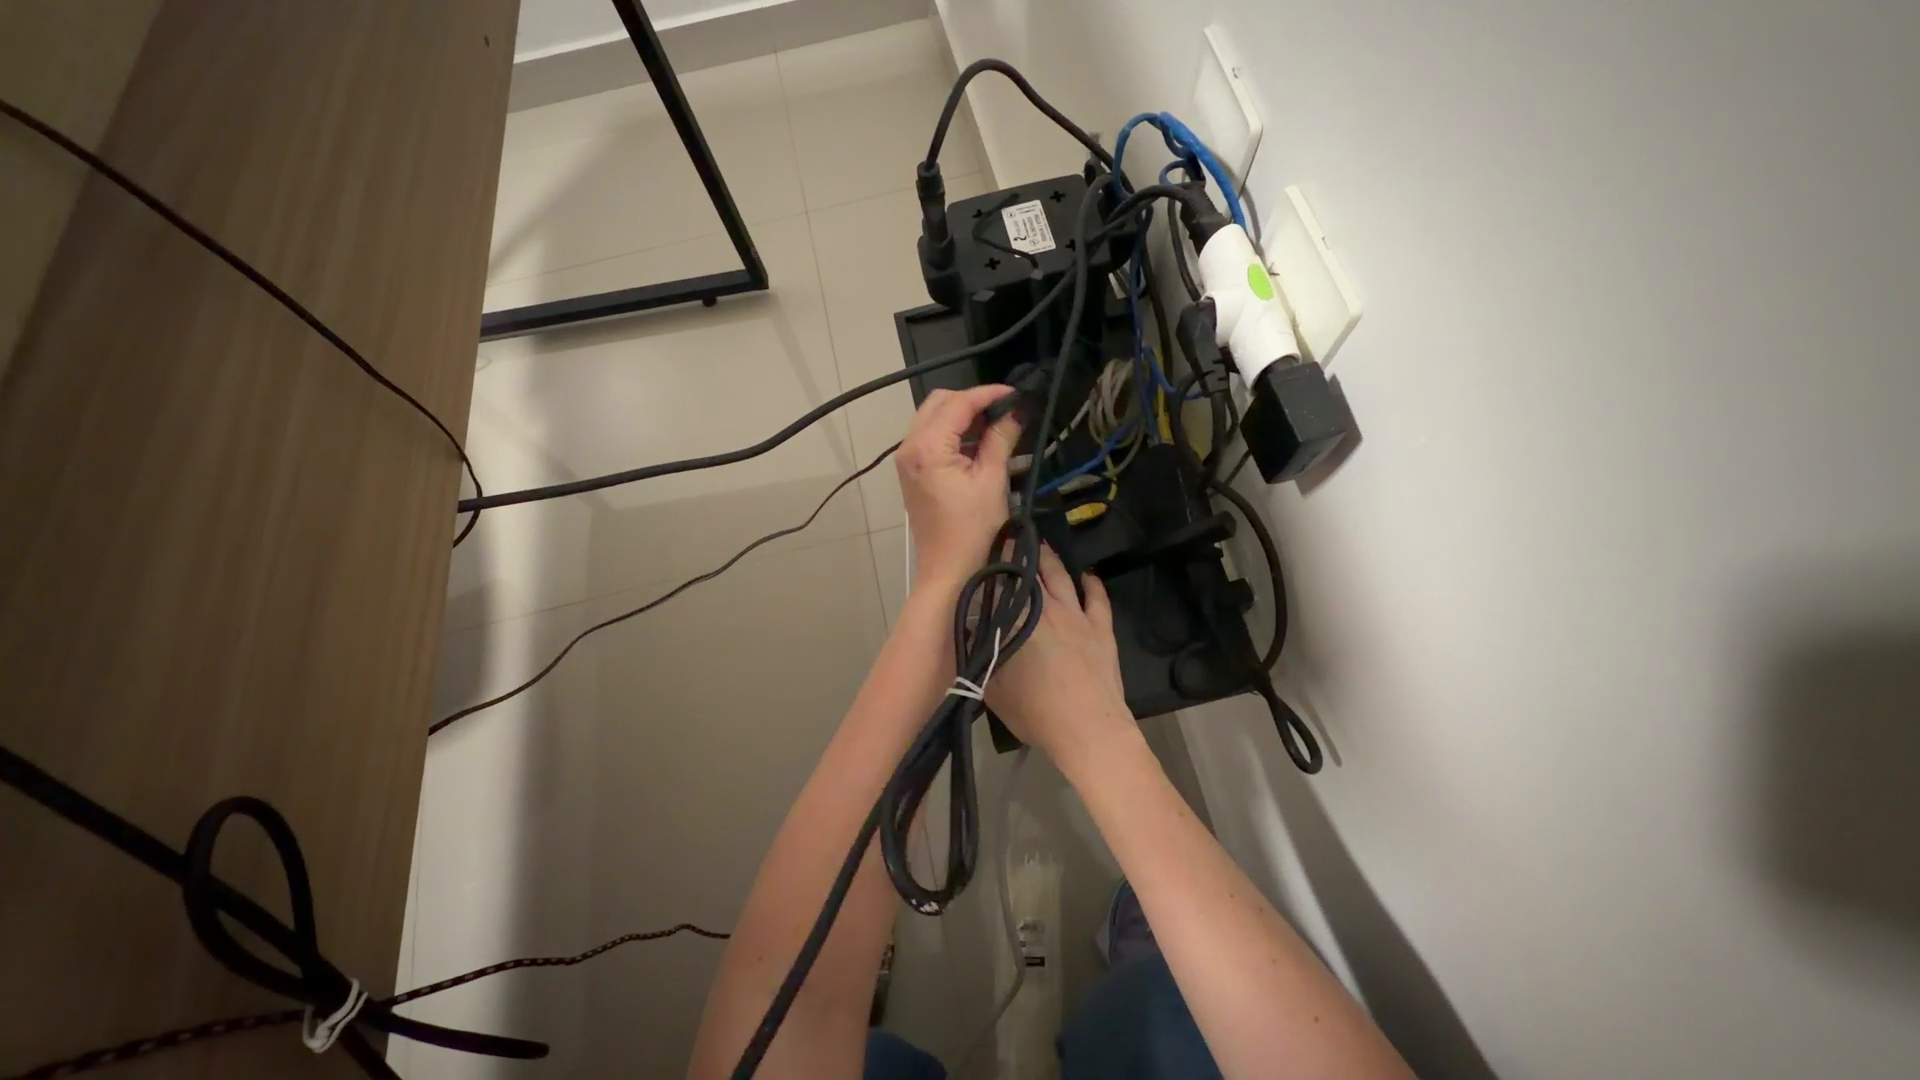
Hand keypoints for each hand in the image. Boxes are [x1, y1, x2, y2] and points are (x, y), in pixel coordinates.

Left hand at [897, 385, 1020, 590]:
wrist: (948, 569)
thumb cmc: (973, 528)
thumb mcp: (993, 480)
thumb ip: (1002, 438)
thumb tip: (1017, 410)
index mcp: (927, 447)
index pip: (958, 403)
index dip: (989, 394)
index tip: (1017, 394)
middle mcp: (909, 446)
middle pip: (940, 402)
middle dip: (972, 401)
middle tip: (1005, 410)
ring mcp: (906, 459)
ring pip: (933, 417)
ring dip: (963, 416)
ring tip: (996, 425)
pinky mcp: (911, 471)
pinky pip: (930, 436)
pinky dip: (953, 432)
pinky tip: (978, 443)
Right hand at [985, 545, 1133, 764]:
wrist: (1087, 729)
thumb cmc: (1035, 712)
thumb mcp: (992, 688)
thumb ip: (981, 656)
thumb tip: (972, 633)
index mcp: (1018, 620)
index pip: (1001, 583)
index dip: (993, 564)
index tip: (985, 547)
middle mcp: (1047, 608)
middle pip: (1032, 572)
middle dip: (1019, 553)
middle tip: (1010, 538)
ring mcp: (1078, 616)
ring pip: (1062, 577)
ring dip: (1051, 559)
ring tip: (1042, 544)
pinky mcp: (1102, 628)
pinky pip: (1097, 598)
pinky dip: (1092, 583)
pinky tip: (1087, 575)